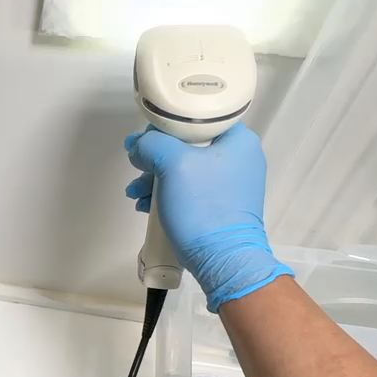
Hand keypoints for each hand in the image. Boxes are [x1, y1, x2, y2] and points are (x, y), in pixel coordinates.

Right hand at [125, 123, 291, 310]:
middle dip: (156, 158)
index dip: (166, 125)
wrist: (222, 259)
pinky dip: (167, 194)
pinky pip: (189, 190)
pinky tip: (146, 206)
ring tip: (136, 194)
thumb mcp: (173, 164)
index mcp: (238, 140)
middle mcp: (240, 158)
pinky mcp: (221, 206)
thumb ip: (151, 144)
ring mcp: (232, 184)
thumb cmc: (202, 207)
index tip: (145, 139)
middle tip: (136, 168)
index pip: (198, 117)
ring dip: (156, 179)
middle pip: (188, 145)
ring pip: (185, 169)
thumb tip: (138, 145)